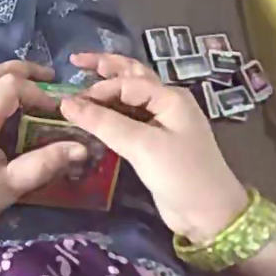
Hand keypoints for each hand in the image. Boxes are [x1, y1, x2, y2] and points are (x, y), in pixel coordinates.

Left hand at [0, 60, 87, 244]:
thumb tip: (81, 148)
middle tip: (52, 81)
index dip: (38, 92)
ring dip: (10, 79)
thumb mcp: (8, 186)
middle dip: (25, 71)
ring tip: (36, 92)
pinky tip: (14, 111)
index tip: (59, 110)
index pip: (11, 86)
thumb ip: (44, 164)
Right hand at [56, 53, 248, 243]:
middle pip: (131, 76)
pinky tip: (94, 112)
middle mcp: (166, 103)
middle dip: (104, 66)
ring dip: (107, 86)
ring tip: (83, 76)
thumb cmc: (181, 174)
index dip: (97, 89)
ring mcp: (161, 122)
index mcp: (169, 97)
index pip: (126, 82)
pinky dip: (110, 110)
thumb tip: (66, 103)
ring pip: (130, 95)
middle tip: (75, 59)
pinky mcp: (154, 142)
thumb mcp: (142, 146)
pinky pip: (128, 117)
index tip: (70, 102)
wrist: (210, 216)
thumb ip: (104, 122)